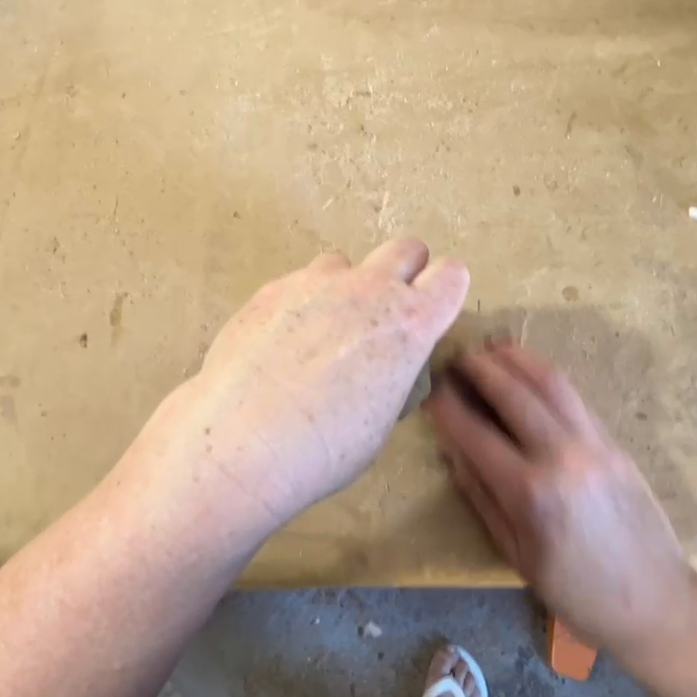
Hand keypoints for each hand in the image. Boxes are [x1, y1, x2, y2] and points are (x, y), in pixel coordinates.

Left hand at [139, 236, 468, 535]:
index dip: (444, 288)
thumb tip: (383, 364)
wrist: (244, 440)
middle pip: (406, 247)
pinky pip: (298, 283)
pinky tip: (278, 346)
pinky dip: (298, 305)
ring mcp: (317, 282)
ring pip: (343, 262)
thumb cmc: (325, 449)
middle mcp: (369, 289)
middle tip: (383, 311)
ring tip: (318, 334)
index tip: (431, 307)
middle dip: (404, 270)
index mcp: (410, 324)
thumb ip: (393, 372)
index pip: (452, 274)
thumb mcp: (382, 418)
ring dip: (342, 288)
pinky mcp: (273, 287)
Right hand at [426, 340, 696, 663]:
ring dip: (513, 358)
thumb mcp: (516, 553)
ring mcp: (592, 443)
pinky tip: (526, 369)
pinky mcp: (613, 440)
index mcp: (530, 493)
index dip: (446, 407)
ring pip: (548, 381)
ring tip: (488, 348)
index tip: (428, 391)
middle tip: (453, 358)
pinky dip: (543, 374)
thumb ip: (480, 495)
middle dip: (477, 369)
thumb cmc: (577, 591)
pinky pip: (573, 395)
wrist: (657, 602)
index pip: (475, 432)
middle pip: (511, 393)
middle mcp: (561, 457)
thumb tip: (451, 449)